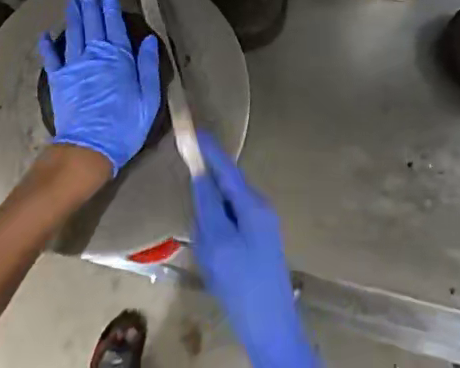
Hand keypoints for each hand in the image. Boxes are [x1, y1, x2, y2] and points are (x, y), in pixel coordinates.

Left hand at [37, 0, 161, 174]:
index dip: (111, 9)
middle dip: (90, 6)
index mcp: (118, 58)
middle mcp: (94, 54)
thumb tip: (149, 40)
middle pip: (92, 24)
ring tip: (72, 1)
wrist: (90, 146)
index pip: (114, 26)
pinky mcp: (58, 78)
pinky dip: (47, 45)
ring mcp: (73, 65)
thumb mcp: (148, 99)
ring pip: (73, 33)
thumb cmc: (125, 125)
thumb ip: (148, 67)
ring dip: (73, 16)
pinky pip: (51, 57)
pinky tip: (45, 35)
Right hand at [191, 132, 318, 367]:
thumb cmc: (241, 282)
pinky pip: (231, 221)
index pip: (225, 165)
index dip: (207, 147)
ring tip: (199, 228)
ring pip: (227, 203)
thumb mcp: (216, 240)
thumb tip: (198, 172)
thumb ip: (206, 202)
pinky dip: (216, 224)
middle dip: (205, 183)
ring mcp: (261, 226)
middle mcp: (259, 208)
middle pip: (225, 183)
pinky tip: (209, 247)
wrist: (272, 330)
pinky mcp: (257, 243)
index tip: (190, 128)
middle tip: (187, 189)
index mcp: (251, 203)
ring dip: (210, 209)